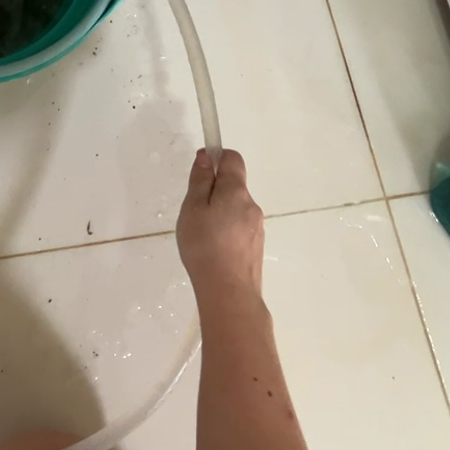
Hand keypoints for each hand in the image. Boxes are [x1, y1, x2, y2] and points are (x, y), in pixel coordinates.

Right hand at [176, 148, 264, 299]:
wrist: (228, 293)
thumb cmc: (204, 246)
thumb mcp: (193, 208)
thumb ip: (201, 180)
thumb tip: (207, 156)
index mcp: (236, 191)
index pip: (233, 159)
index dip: (217, 157)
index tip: (200, 171)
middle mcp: (251, 205)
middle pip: (234, 185)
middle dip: (214, 191)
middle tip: (194, 211)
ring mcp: (257, 228)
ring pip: (236, 208)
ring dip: (220, 212)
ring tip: (201, 234)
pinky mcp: (256, 247)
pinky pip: (239, 227)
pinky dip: (226, 230)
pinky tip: (213, 248)